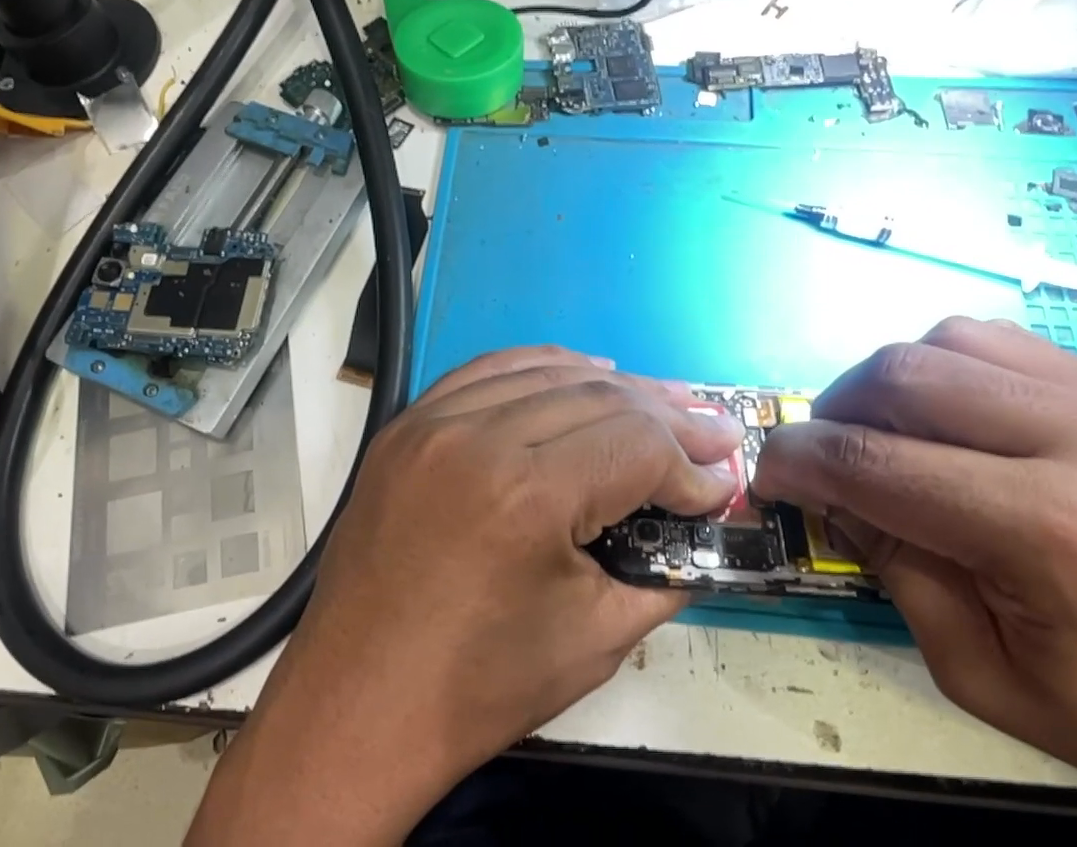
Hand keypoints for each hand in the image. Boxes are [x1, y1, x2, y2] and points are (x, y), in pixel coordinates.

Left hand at [188, 347, 740, 844]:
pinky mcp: (404, 428)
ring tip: (662, 403)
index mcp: (527, 495)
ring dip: (613, 385)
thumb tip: (707, 521)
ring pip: (545, 372)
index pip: (637, 444)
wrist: (358, 707)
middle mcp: (476, 437)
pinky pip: (486, 372)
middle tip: (713, 433)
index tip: (718, 489)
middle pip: (599, 396)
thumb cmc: (479, 688)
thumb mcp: (597, 639)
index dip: (690, 466)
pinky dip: (542, 369)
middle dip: (668, 416)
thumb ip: (668, 571)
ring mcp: (430, 424)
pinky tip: (580, 375)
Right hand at [751, 317, 1076, 843]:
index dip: (797, 461)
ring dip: (889, 379)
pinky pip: (1011, 346)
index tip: (767, 475)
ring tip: (879, 431)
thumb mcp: (988, 674)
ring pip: (952, 339)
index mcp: (1048, 532)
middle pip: (904, 375)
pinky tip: (950, 421)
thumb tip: (833, 500)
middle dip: (832, 407)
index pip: (873, 462)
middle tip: (818, 455)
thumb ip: (898, 571)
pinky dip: (951, 370)